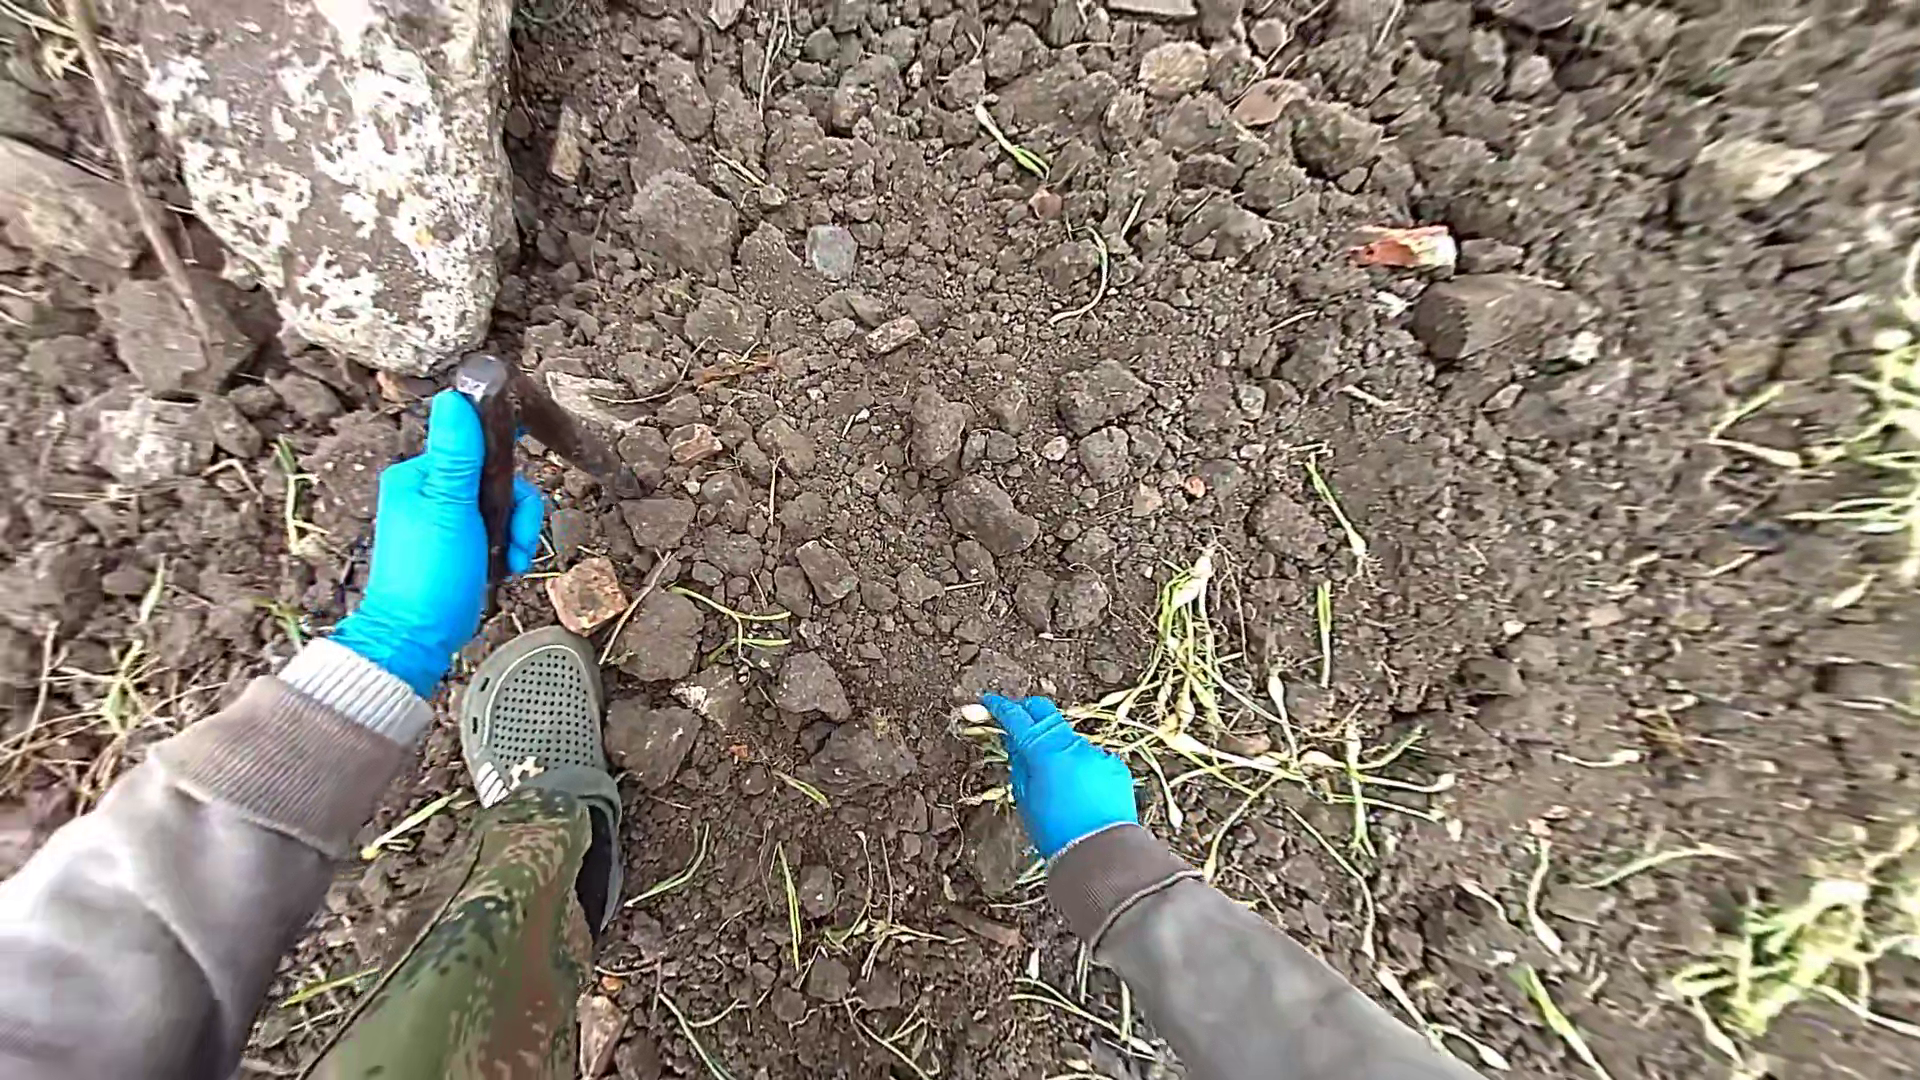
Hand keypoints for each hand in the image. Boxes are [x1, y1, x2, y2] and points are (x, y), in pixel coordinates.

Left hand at [331, 391, 544, 696]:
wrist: (420, 631)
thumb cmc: (429, 571)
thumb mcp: (449, 508)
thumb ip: (457, 456)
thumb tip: (455, 399)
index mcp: (421, 476)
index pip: (477, 445)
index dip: (505, 453)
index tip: (528, 459)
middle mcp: (436, 492)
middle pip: (502, 479)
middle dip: (521, 509)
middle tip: (518, 536)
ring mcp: (453, 518)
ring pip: (510, 506)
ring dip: (521, 532)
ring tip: (515, 557)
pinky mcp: (468, 541)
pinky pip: (506, 530)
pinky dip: (515, 546)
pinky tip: (510, 564)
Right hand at [982, 694, 1136, 857]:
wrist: (1102, 856)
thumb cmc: (1055, 833)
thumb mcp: (1025, 799)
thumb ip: (1019, 764)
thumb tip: (1015, 742)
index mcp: (1044, 752)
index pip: (1017, 718)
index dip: (1000, 707)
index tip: (989, 701)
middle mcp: (1071, 744)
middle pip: (1045, 712)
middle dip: (1029, 712)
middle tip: (1018, 721)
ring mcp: (1095, 753)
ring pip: (1068, 739)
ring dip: (1057, 748)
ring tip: (1055, 779)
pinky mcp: (1114, 765)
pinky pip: (1090, 757)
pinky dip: (1080, 766)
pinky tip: (1080, 791)